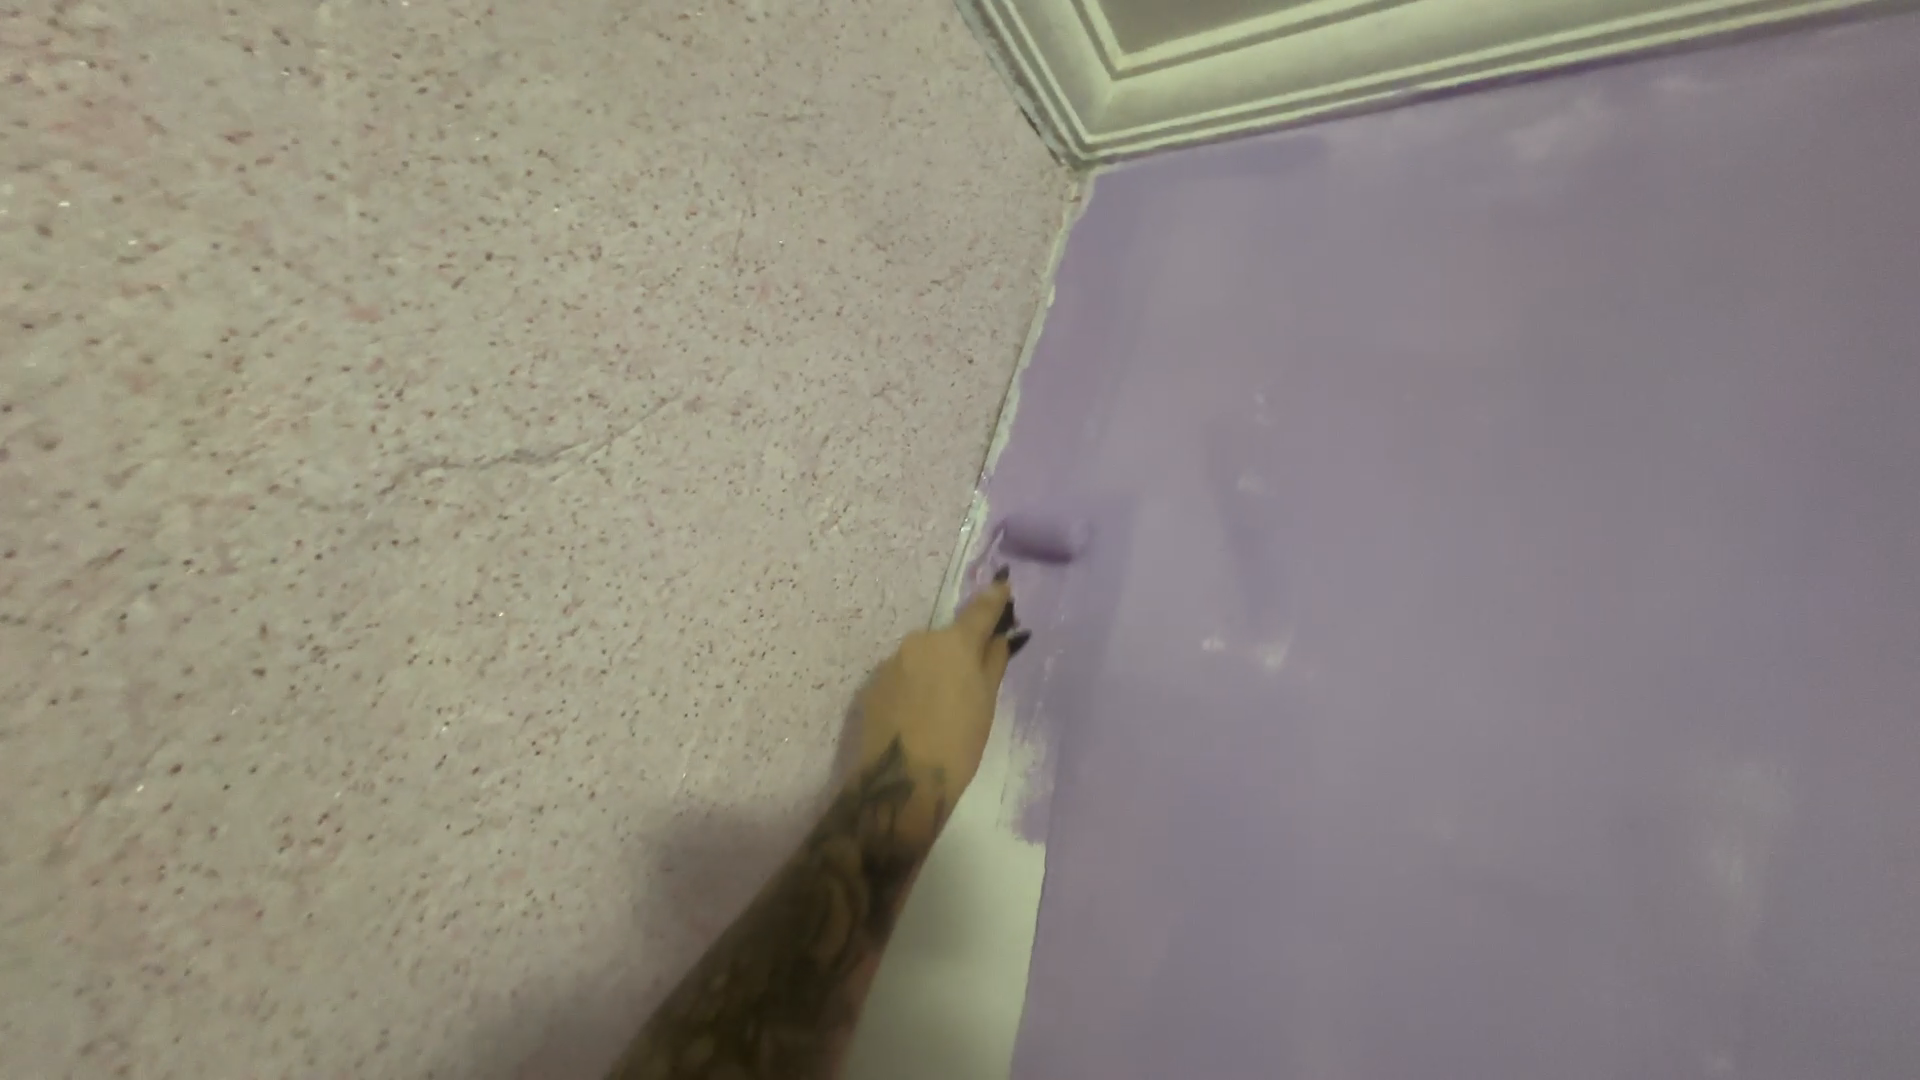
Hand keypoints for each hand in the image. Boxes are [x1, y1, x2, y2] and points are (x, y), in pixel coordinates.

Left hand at [856, 570, 1028, 796]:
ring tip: (940, 707)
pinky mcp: (872, 683)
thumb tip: (999, 637)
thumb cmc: (958, 743)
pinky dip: (913, 686)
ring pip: (922, 657)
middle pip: (947, 638)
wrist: (900, 781)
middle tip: (970, 683)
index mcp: (954, 643)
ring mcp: (892, 661)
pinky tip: (916, 715)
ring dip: (933, 670)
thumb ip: (993, 663)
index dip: (994, 598)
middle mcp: (920, 642)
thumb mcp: (987, 704)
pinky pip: (902, 675)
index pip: (979, 610)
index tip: (1003, 586)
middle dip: (959, 651)